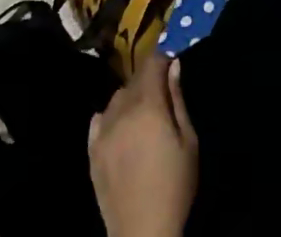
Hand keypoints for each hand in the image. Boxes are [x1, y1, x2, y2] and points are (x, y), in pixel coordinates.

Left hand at [89, 53, 197, 236]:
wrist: (142, 231)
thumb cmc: (174, 186)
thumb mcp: (188, 142)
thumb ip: (178, 100)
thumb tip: (173, 66)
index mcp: (148, 106)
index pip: (152, 65)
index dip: (162, 59)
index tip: (171, 62)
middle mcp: (121, 111)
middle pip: (134, 80)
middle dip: (148, 79)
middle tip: (161, 93)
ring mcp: (103, 130)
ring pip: (116, 98)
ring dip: (130, 98)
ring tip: (143, 116)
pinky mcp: (92, 149)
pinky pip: (100, 119)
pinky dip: (111, 116)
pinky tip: (121, 128)